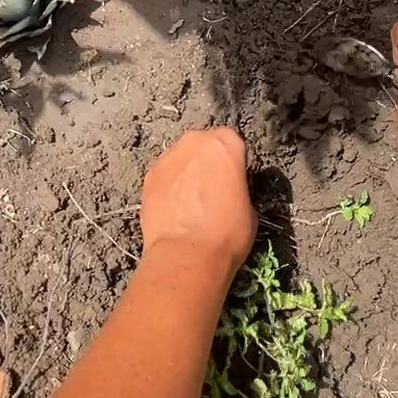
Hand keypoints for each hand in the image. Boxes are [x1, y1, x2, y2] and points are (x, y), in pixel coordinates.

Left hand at [140, 127, 256, 279]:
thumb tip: (229, 191)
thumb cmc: (226, 233)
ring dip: (186, 173)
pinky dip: (169, 187)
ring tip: (191, 204)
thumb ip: (237, 186)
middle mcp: (194, 142)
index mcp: (224, 144)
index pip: (232, 142)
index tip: (234, 180)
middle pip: (203, 145)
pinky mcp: (149, 175)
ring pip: (181, 159)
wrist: (187, 255)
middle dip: (207, 163)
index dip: (234, 162)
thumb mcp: (249, 207)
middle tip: (213, 191)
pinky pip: (164, 175)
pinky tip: (175, 210)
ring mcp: (168, 157)